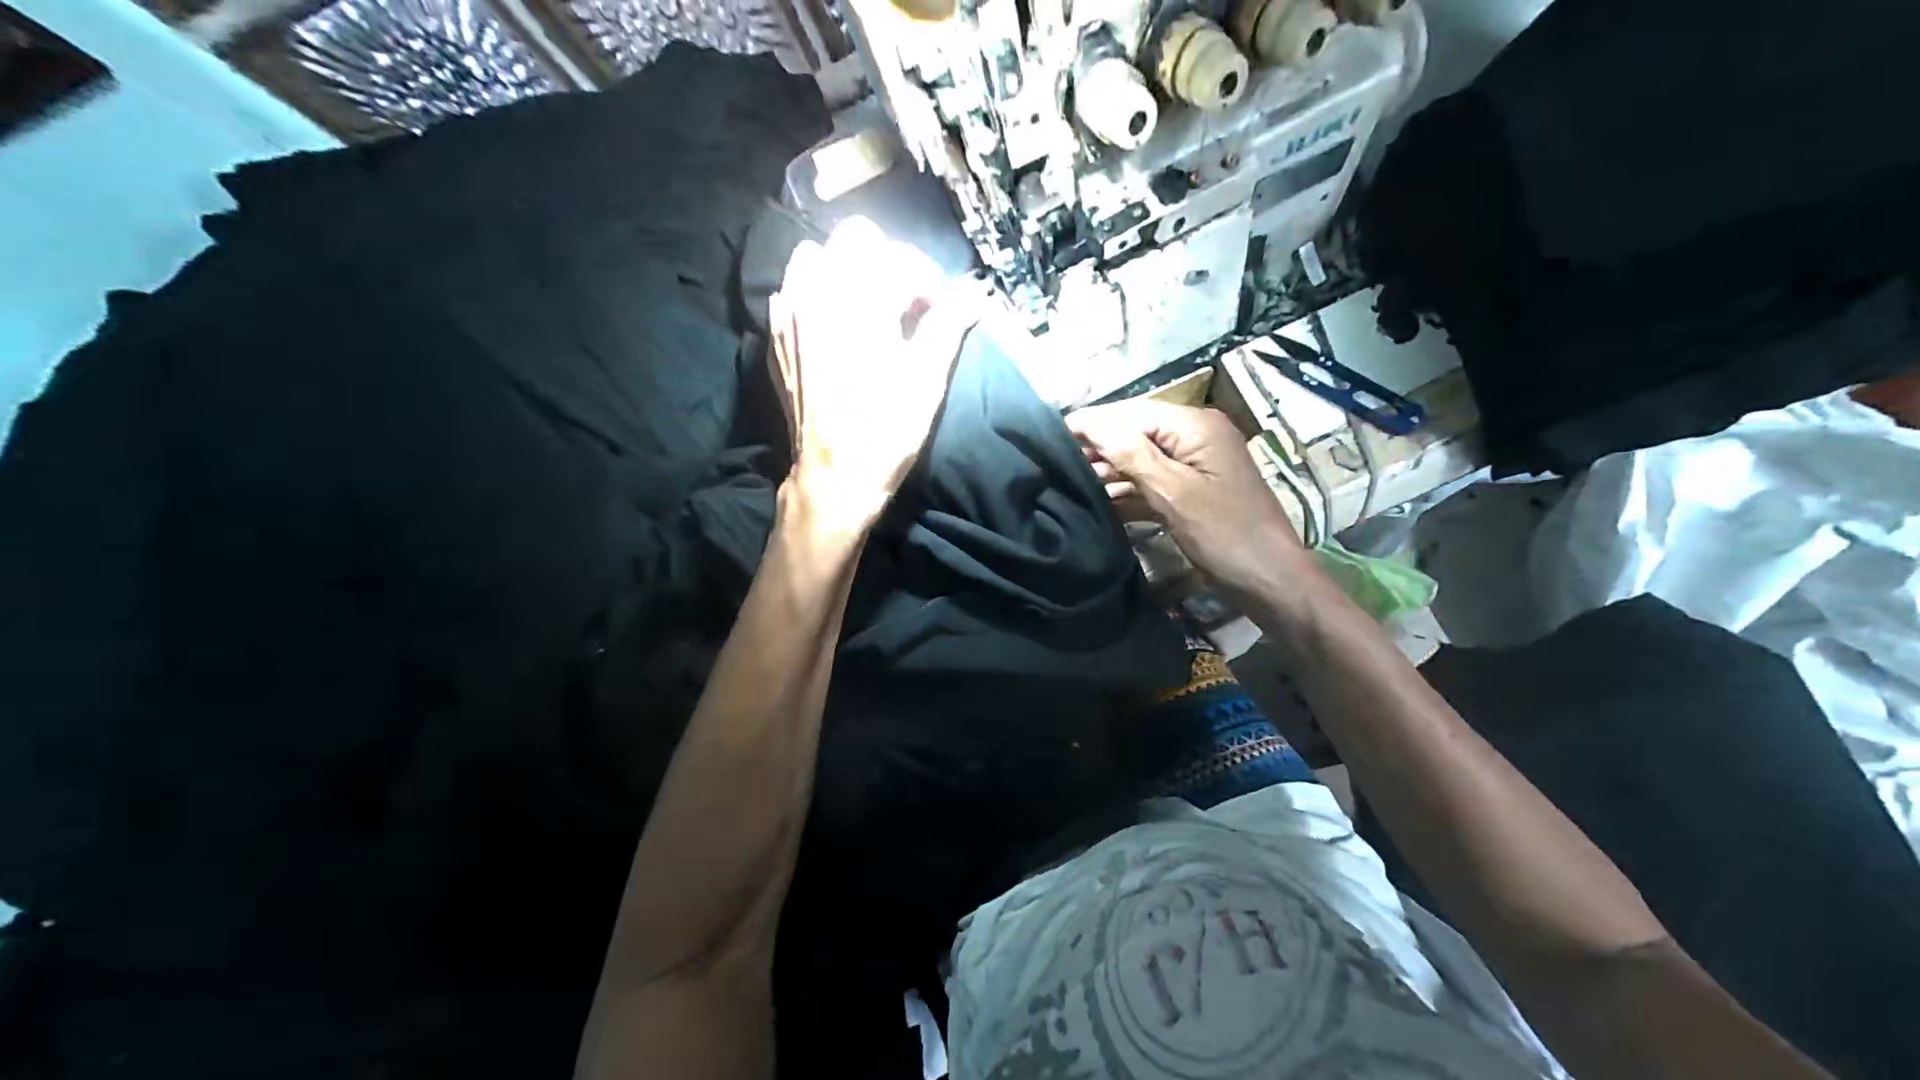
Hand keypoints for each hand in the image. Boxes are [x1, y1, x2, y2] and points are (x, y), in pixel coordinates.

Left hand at [768, 219, 975, 528]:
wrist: (834, 477)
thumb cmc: (885, 432)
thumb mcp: (928, 379)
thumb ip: (949, 325)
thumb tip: (974, 294)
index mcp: (859, 301)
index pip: (900, 257)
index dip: (930, 278)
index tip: (943, 308)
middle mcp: (817, 294)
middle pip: (854, 239)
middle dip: (890, 261)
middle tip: (910, 301)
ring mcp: (790, 315)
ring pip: (815, 256)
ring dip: (849, 271)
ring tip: (872, 307)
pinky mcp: (776, 338)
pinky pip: (793, 290)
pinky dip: (817, 294)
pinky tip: (836, 325)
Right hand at [1067, 400, 1310, 595]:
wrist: (1271, 582)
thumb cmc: (1225, 534)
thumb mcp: (1173, 493)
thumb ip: (1129, 453)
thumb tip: (1087, 422)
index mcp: (1196, 426)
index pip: (1131, 413)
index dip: (1091, 423)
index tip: (1049, 435)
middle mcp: (1195, 438)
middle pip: (1135, 434)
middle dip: (1097, 449)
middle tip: (1053, 465)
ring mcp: (1194, 467)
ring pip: (1140, 462)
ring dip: (1109, 474)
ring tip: (1067, 485)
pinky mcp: (1191, 493)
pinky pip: (1152, 485)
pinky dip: (1127, 494)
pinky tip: (1097, 505)